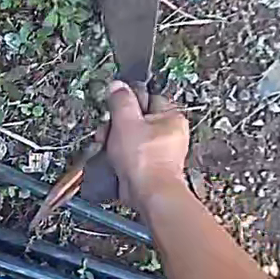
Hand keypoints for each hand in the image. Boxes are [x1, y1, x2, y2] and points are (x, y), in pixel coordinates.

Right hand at [100, 82, 188, 212]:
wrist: (148, 193)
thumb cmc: (144, 159)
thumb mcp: (126, 122)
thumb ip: (120, 101)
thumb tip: (117, 86)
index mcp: (171, 117)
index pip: (146, 98)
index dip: (126, 103)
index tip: (113, 110)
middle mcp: (169, 132)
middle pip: (136, 118)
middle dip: (117, 125)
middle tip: (108, 132)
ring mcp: (160, 150)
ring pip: (131, 136)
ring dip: (115, 141)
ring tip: (108, 148)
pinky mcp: (150, 165)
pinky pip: (131, 153)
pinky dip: (120, 155)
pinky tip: (112, 159)